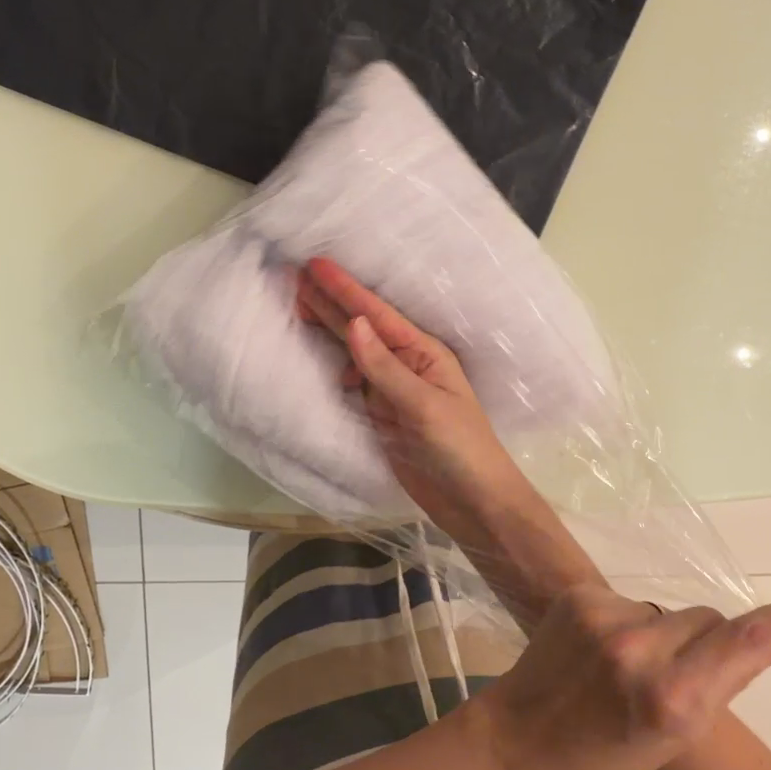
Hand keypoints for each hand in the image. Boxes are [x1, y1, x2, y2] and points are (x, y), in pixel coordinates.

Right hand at [295, 257, 533, 519]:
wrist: (474, 504)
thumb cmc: (460, 449)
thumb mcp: (424, 406)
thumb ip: (385, 367)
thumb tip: (354, 324)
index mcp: (423, 353)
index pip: (376, 315)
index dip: (344, 289)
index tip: (314, 265)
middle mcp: (406, 365)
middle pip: (361, 327)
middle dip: (330, 302)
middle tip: (295, 277)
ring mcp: (393, 391)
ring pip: (353, 351)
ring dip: (328, 330)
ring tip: (299, 308)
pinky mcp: (382, 416)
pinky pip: (353, 381)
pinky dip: (334, 367)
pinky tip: (319, 358)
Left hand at [465, 585, 770, 769]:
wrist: (523, 736)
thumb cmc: (610, 752)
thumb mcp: (681, 733)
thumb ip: (733, 679)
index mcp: (672, 696)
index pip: (741, 640)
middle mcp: (638, 647)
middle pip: (706, 619)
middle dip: (705, 641)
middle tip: (678, 674)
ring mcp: (602, 616)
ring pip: (666, 611)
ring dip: (663, 633)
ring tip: (629, 668)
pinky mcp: (577, 595)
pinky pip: (628, 601)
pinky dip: (626, 622)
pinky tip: (602, 649)